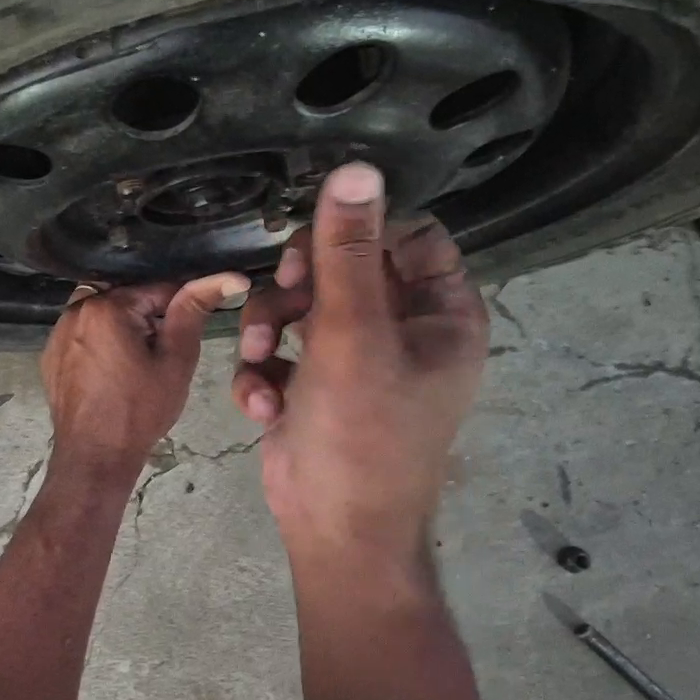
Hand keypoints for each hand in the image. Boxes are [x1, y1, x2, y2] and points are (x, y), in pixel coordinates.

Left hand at [41, 273, 251, 470]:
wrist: (94, 455)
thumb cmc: (140, 410)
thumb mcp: (176, 360)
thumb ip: (193, 311)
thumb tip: (227, 278)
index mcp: (106, 306)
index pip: (157, 288)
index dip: (180, 308)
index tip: (189, 332)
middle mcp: (75, 310)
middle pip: (126, 298)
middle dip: (148, 318)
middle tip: (161, 353)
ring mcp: (57, 333)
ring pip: (102, 314)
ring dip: (122, 327)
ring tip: (137, 363)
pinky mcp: (50, 355)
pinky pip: (81, 335)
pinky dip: (99, 342)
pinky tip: (112, 371)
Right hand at [232, 163, 488, 552]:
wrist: (334, 529)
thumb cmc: (362, 434)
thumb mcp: (352, 335)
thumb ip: (347, 253)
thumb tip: (355, 170)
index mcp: (441, 315)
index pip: (412, 237)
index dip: (363, 232)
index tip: (317, 247)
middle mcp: (401, 333)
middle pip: (344, 269)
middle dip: (300, 286)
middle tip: (282, 297)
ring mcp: (354, 363)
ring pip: (301, 311)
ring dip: (268, 332)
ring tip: (258, 364)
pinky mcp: (312, 390)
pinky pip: (281, 356)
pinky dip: (263, 375)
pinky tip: (259, 406)